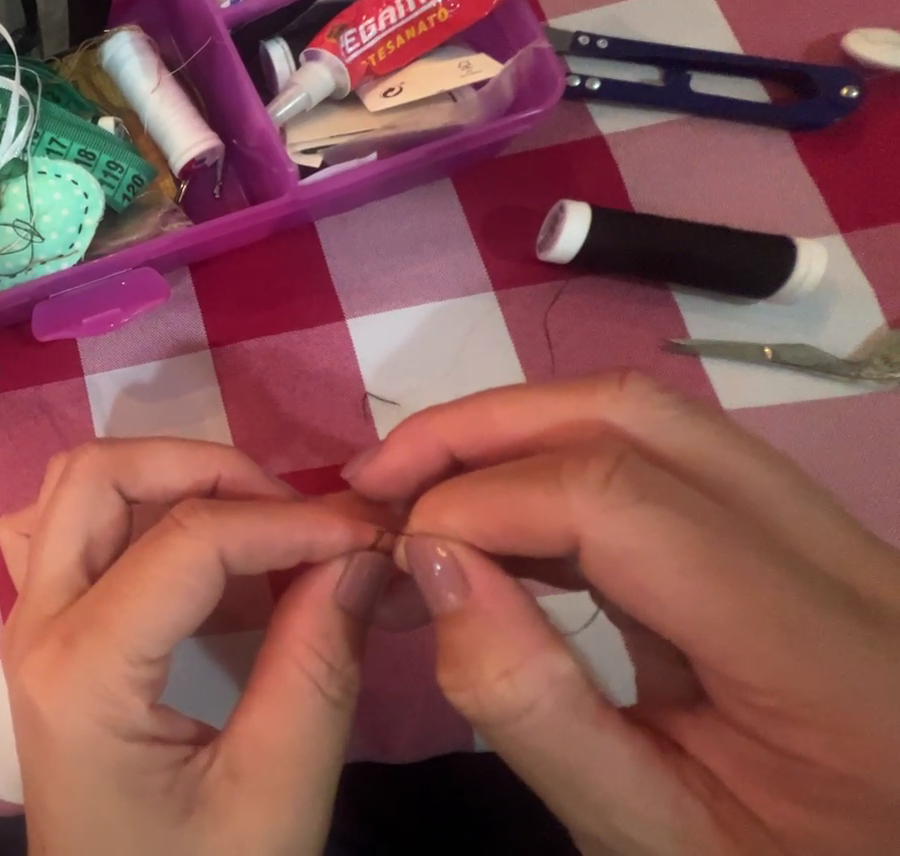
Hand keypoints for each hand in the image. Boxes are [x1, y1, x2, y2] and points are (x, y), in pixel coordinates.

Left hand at [0, 438, 383, 855]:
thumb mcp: (273, 799)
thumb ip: (316, 669)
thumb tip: (360, 554)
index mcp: (83, 668)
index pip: (184, 543)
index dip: (284, 521)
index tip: (365, 532)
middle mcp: (36, 619)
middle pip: (97, 474)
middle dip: (202, 466)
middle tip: (290, 508)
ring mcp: (27, 614)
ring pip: (74, 484)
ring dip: (162, 475)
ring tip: (248, 516)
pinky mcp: (39, 621)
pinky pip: (62, 521)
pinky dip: (127, 504)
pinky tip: (182, 541)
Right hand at [346, 373, 899, 854]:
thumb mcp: (644, 837)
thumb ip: (530, 704)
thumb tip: (428, 561)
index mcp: (837, 661)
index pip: (617, 500)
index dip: (477, 503)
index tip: (399, 557)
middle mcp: (856, 566)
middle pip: (628, 417)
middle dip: (471, 431)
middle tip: (376, 478)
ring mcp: (829, 536)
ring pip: (633, 415)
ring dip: (497, 435)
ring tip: (411, 486)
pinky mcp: (784, 532)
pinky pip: (643, 453)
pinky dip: (533, 465)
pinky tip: (481, 519)